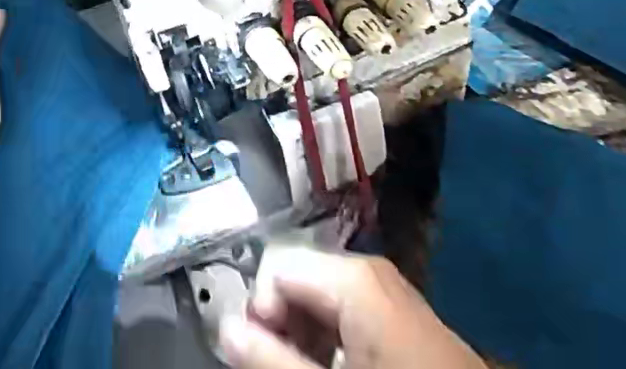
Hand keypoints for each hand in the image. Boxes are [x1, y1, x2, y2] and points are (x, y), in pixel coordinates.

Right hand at [217, 246, 486, 368]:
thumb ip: (272, 358)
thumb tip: (223, 327)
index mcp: (351, 276)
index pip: (274, 266)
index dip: (259, 310)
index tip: (261, 357)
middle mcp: (367, 269)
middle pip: (297, 278)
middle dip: (281, 324)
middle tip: (280, 368)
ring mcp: (388, 290)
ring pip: (319, 296)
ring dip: (303, 335)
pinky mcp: (402, 313)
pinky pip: (347, 311)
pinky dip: (331, 340)